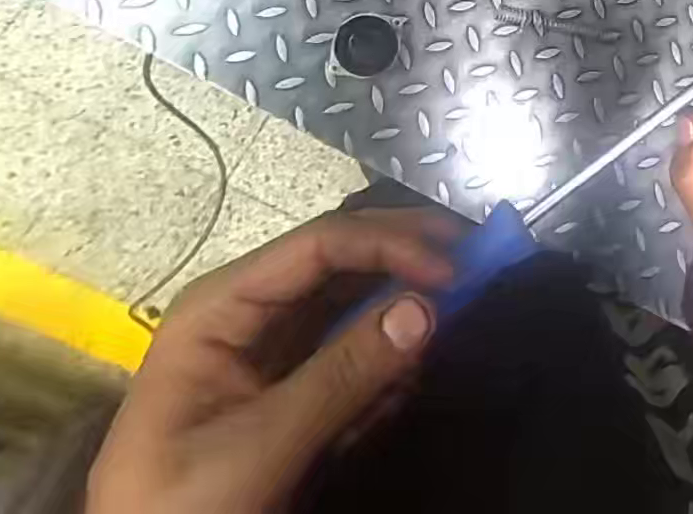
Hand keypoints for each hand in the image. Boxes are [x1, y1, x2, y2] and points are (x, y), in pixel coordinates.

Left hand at [87, 207, 461, 513]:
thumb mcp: (257, 450)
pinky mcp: (293, 373)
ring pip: (352, 293)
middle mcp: (252, 304)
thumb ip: (343, 376)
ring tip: (451, 307)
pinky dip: (387, 348)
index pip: (320, 246)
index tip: (449, 268)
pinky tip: (408, 370)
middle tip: (468, 256)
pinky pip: (351, 340)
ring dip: (401, 299)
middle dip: (403, 253)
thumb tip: (425, 310)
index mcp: (224, 302)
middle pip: (340, 255)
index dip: (389, 244)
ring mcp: (273, 338)